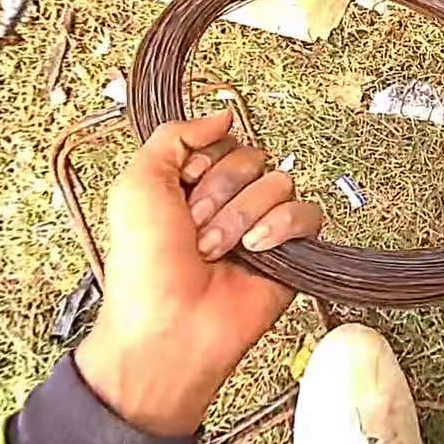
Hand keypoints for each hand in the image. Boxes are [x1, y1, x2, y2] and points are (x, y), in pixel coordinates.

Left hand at [74, 111, 323, 435]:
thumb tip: (220, 115)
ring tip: (221, 249)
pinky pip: (307, 211)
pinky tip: (257, 249)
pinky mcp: (293, 244)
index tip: (181, 194)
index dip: (203, 166)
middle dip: (220, 196)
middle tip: (197, 229)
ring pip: (279, 183)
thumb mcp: (136, 190)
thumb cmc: (145, 271)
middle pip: (254, 159)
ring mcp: (265, 220)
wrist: (171, 328)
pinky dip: (280, 229)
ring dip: (243, 218)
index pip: (224, 142)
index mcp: (197, 184)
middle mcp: (233, 199)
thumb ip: (173, 139)